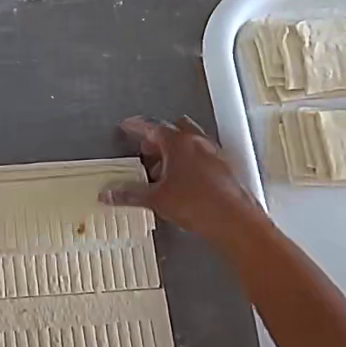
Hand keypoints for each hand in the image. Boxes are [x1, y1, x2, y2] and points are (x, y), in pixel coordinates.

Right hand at [103, 116, 267, 243]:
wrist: (233, 220)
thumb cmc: (200, 204)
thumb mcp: (156, 199)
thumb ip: (130, 194)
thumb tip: (112, 194)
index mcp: (178, 142)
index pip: (152, 126)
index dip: (136, 126)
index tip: (127, 126)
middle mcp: (197, 143)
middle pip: (173, 129)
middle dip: (156, 138)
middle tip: (144, 150)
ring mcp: (213, 154)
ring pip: (189, 142)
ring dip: (174, 150)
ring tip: (161, 170)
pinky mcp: (223, 168)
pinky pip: (202, 156)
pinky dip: (189, 161)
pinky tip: (183, 181)